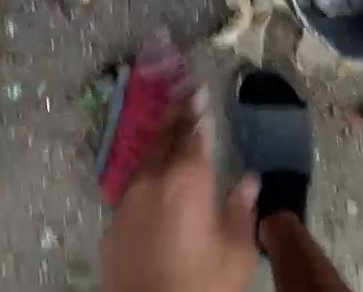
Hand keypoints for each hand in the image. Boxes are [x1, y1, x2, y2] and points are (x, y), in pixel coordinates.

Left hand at [100, 89, 259, 291]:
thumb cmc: (200, 285)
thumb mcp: (235, 255)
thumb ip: (241, 211)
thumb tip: (249, 180)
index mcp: (188, 179)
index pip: (193, 132)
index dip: (197, 110)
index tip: (200, 90)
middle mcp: (155, 179)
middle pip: (166, 135)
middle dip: (177, 112)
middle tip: (184, 92)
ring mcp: (129, 198)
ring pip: (146, 157)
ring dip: (159, 138)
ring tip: (169, 122)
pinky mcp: (114, 221)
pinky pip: (133, 183)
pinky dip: (146, 169)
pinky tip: (153, 172)